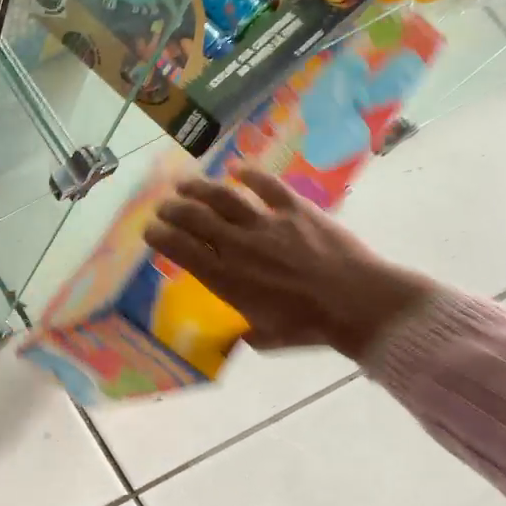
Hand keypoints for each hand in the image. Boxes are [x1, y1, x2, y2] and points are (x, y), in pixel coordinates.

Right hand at [142, 166, 437, 358]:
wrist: (356, 302)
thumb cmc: (308, 326)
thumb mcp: (266, 337)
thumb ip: (247, 333)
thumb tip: (241, 336)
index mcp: (224, 279)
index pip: (181, 250)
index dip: (161, 237)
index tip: (149, 231)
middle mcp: (238, 246)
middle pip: (195, 219)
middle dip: (173, 210)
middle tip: (162, 207)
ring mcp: (267, 224)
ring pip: (224, 198)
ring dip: (199, 188)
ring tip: (184, 183)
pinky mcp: (297, 210)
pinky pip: (268, 186)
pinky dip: (250, 174)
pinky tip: (237, 168)